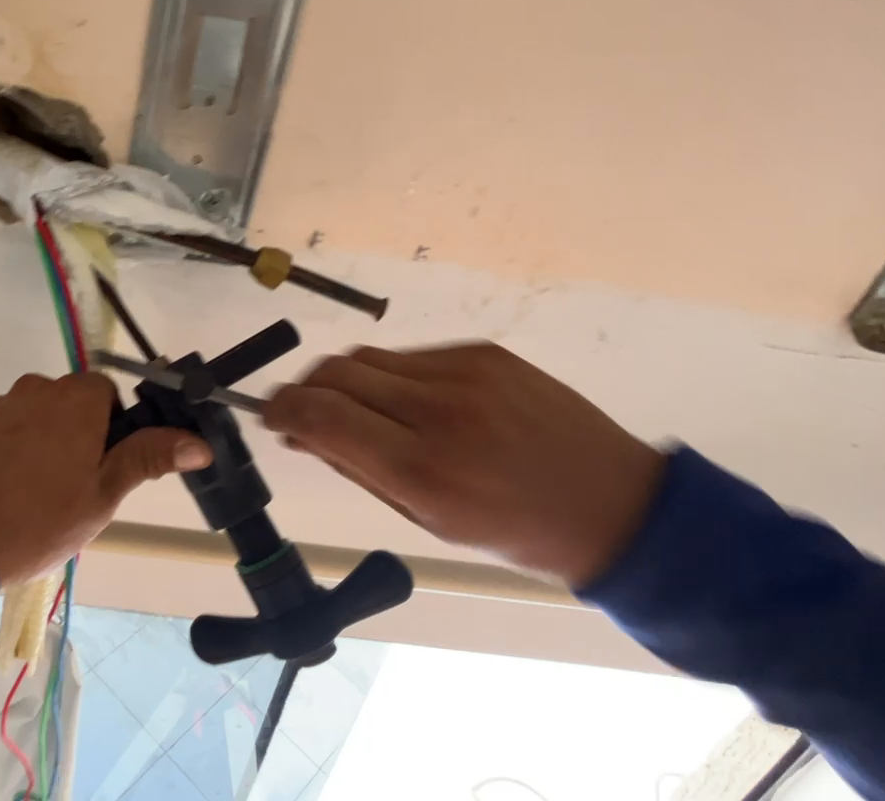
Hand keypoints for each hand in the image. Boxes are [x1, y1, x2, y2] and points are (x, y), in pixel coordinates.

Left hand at [0, 372, 212, 585]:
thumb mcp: (103, 494)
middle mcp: (35, 389)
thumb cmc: (39, 519)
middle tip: (77, 490)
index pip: (109, 394)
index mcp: (74, 397)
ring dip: (47, 446)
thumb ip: (148, 457)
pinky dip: (15, 455)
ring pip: (39, 420)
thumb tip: (200, 442)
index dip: (114, 430)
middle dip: (81, 438)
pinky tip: (8, 496)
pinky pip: (7, 434)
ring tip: (39, 500)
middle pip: (72, 405)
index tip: (106, 470)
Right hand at [262, 342, 664, 586]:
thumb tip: (303, 430)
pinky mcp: (483, 352)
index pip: (320, 415)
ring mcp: (464, 373)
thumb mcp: (427, 520)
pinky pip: (410, 356)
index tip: (270, 415)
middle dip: (306, 391)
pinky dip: (392, 377)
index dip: (281, 408)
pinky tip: (415, 404)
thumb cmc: (513, 531)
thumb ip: (358, 469)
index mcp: (422, 470)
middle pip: (334, 374)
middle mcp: (438, 411)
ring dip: (348, 383)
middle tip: (307, 414)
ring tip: (366, 412)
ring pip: (367, 359)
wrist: (614, 504)